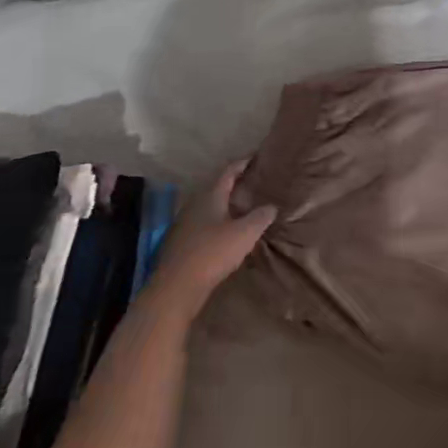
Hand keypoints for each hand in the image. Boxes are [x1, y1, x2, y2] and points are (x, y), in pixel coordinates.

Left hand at [147, 160, 275, 320]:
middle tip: (255, 185)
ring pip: (210, 209)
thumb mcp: (246, 233)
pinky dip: (219, 224)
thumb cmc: (213, 253)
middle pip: (217, 190)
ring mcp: (184, 226)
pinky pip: (204, 226)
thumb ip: (261, 216)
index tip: (256, 157)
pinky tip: (229, 235)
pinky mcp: (181, 244)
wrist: (175, 289)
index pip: (228, 172)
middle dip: (236, 186)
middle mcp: (194, 206)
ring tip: (245, 210)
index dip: (242, 163)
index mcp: (210, 197)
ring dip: (227, 207)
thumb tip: (271, 206)